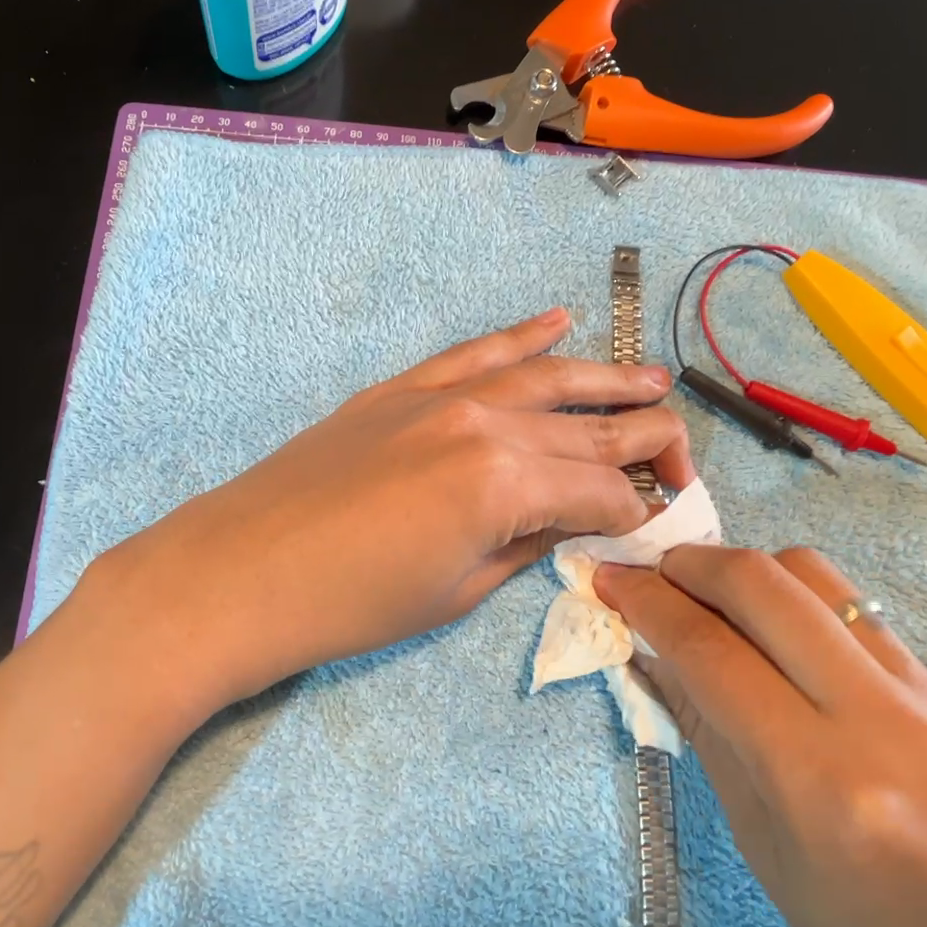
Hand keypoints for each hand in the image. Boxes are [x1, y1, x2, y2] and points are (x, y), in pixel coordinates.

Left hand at [73, 308, 692, 712]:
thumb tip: (578, 518)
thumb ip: (528, 541)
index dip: (639, 512)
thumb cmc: (351, 604)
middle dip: (646, 440)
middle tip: (685, 457)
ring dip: (604, 378)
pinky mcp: (400, 389)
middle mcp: (484, 420)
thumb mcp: (458, 588)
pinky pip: (474, 352)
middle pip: (586, 425)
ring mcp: (439, 395)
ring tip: (654, 381)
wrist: (241, 570)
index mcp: (506, 481)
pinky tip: (558, 322)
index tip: (658, 527)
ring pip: (542, 374)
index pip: (602, 490)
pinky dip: (520, 335)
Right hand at [595, 549, 926, 926]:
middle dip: (689, 562)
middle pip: (763, 585)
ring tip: (707, 593)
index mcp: (821, 779)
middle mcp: (880, 717)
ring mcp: (926, 693)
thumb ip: (707, 735)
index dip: (646, 602)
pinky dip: (794, 597)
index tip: (608, 578)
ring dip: (744, 568)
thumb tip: (650, 653)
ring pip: (815, 575)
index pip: (710, 651)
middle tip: (650, 572)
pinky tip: (772, 628)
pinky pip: (855, 608)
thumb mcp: (765, 846)